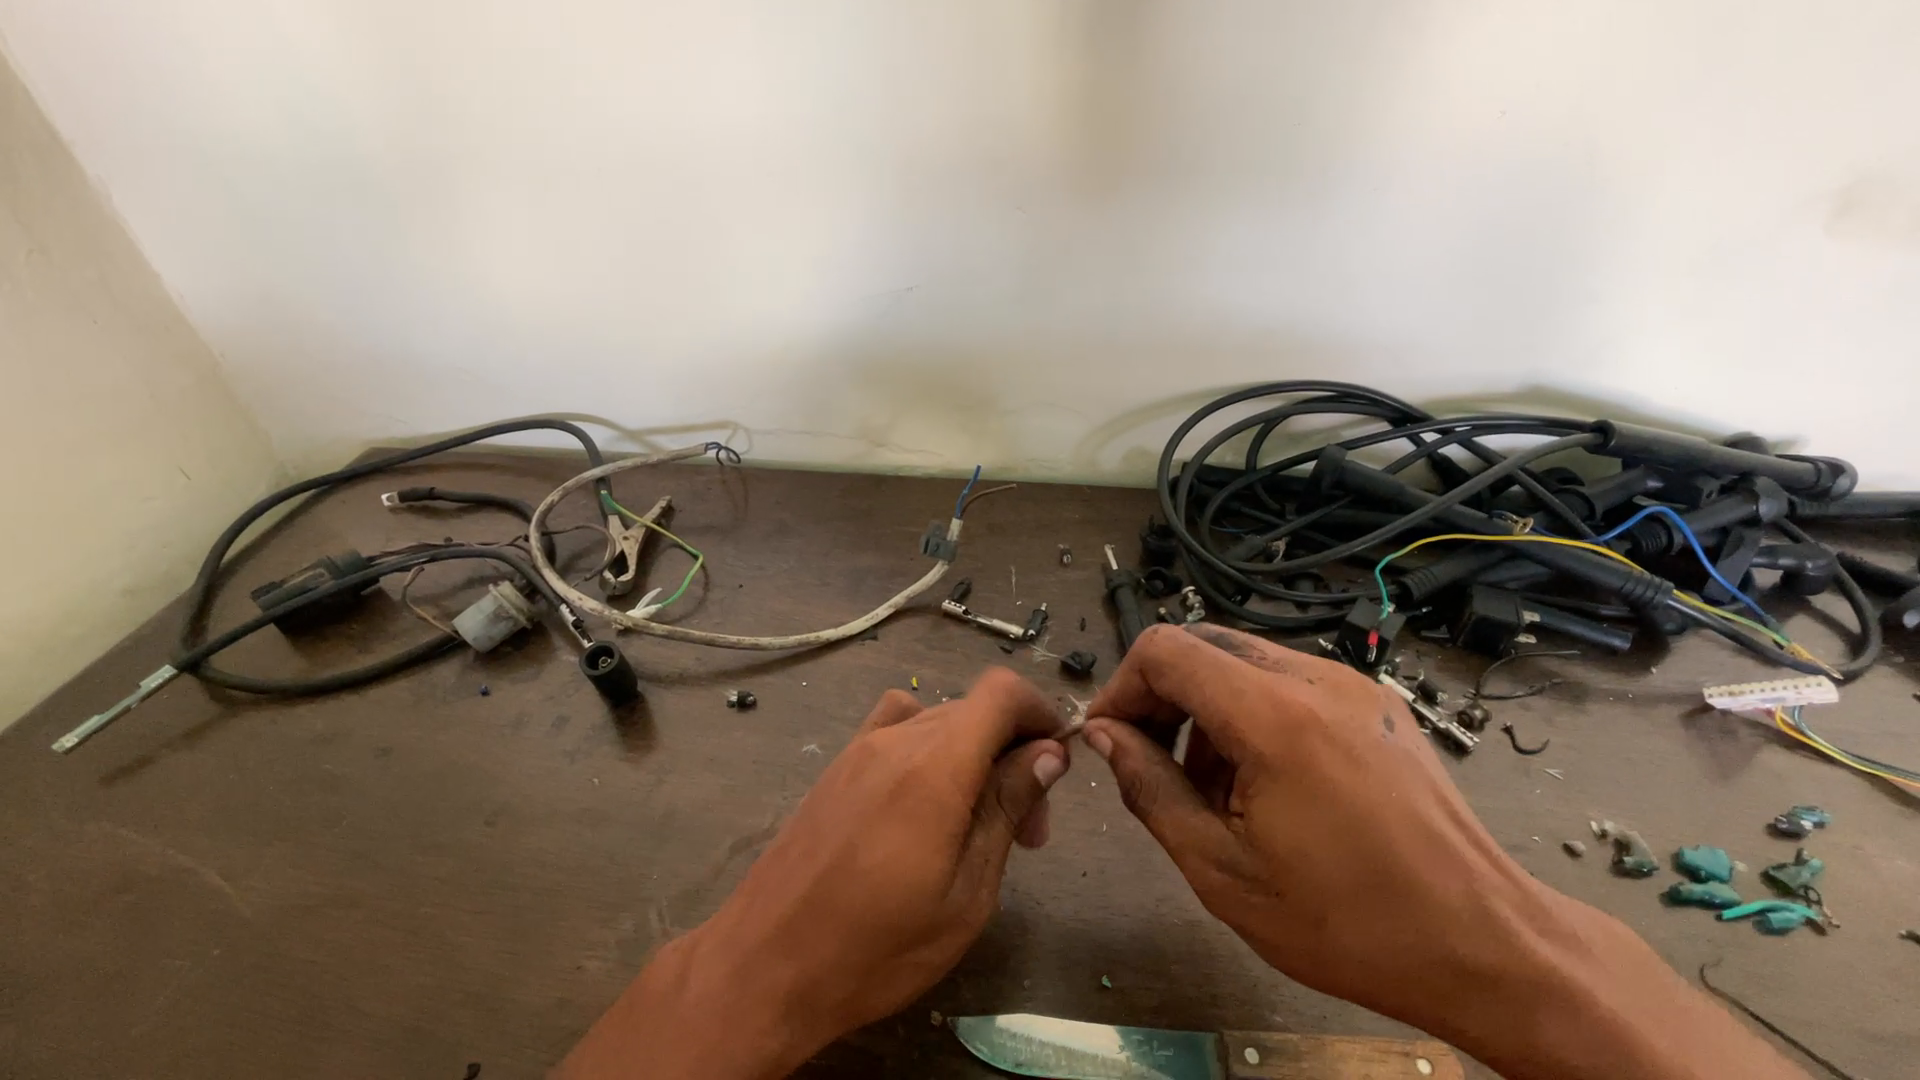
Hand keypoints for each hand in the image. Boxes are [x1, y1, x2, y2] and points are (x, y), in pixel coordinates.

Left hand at [557, 668, 1070, 1079]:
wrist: (766, 966)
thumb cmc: (878, 947)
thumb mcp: (966, 892)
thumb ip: (1007, 809)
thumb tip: (1048, 752)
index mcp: (935, 765)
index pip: (1002, 692)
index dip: (1041, 711)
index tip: (1058, 763)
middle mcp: (897, 738)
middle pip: (975, 711)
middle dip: (1015, 754)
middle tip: (1026, 831)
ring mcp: (860, 748)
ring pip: (940, 721)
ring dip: (975, 756)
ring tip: (977, 823)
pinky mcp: (838, 766)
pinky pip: (897, 727)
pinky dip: (929, 746)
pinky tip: (924, 799)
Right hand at [1082, 623, 1551, 1031]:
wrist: (1486, 945)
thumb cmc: (1346, 922)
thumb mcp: (1222, 870)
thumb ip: (1150, 789)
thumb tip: (1105, 735)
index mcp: (1275, 715)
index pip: (1165, 649)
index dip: (1123, 686)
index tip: (1112, 740)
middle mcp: (1316, 678)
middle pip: (1202, 645)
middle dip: (1160, 696)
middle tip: (1150, 762)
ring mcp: (1353, 686)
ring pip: (1242, 662)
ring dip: (1205, 709)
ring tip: (1211, 789)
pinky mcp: (1375, 704)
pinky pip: (1287, 683)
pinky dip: (1250, 715)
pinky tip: (1264, 783)